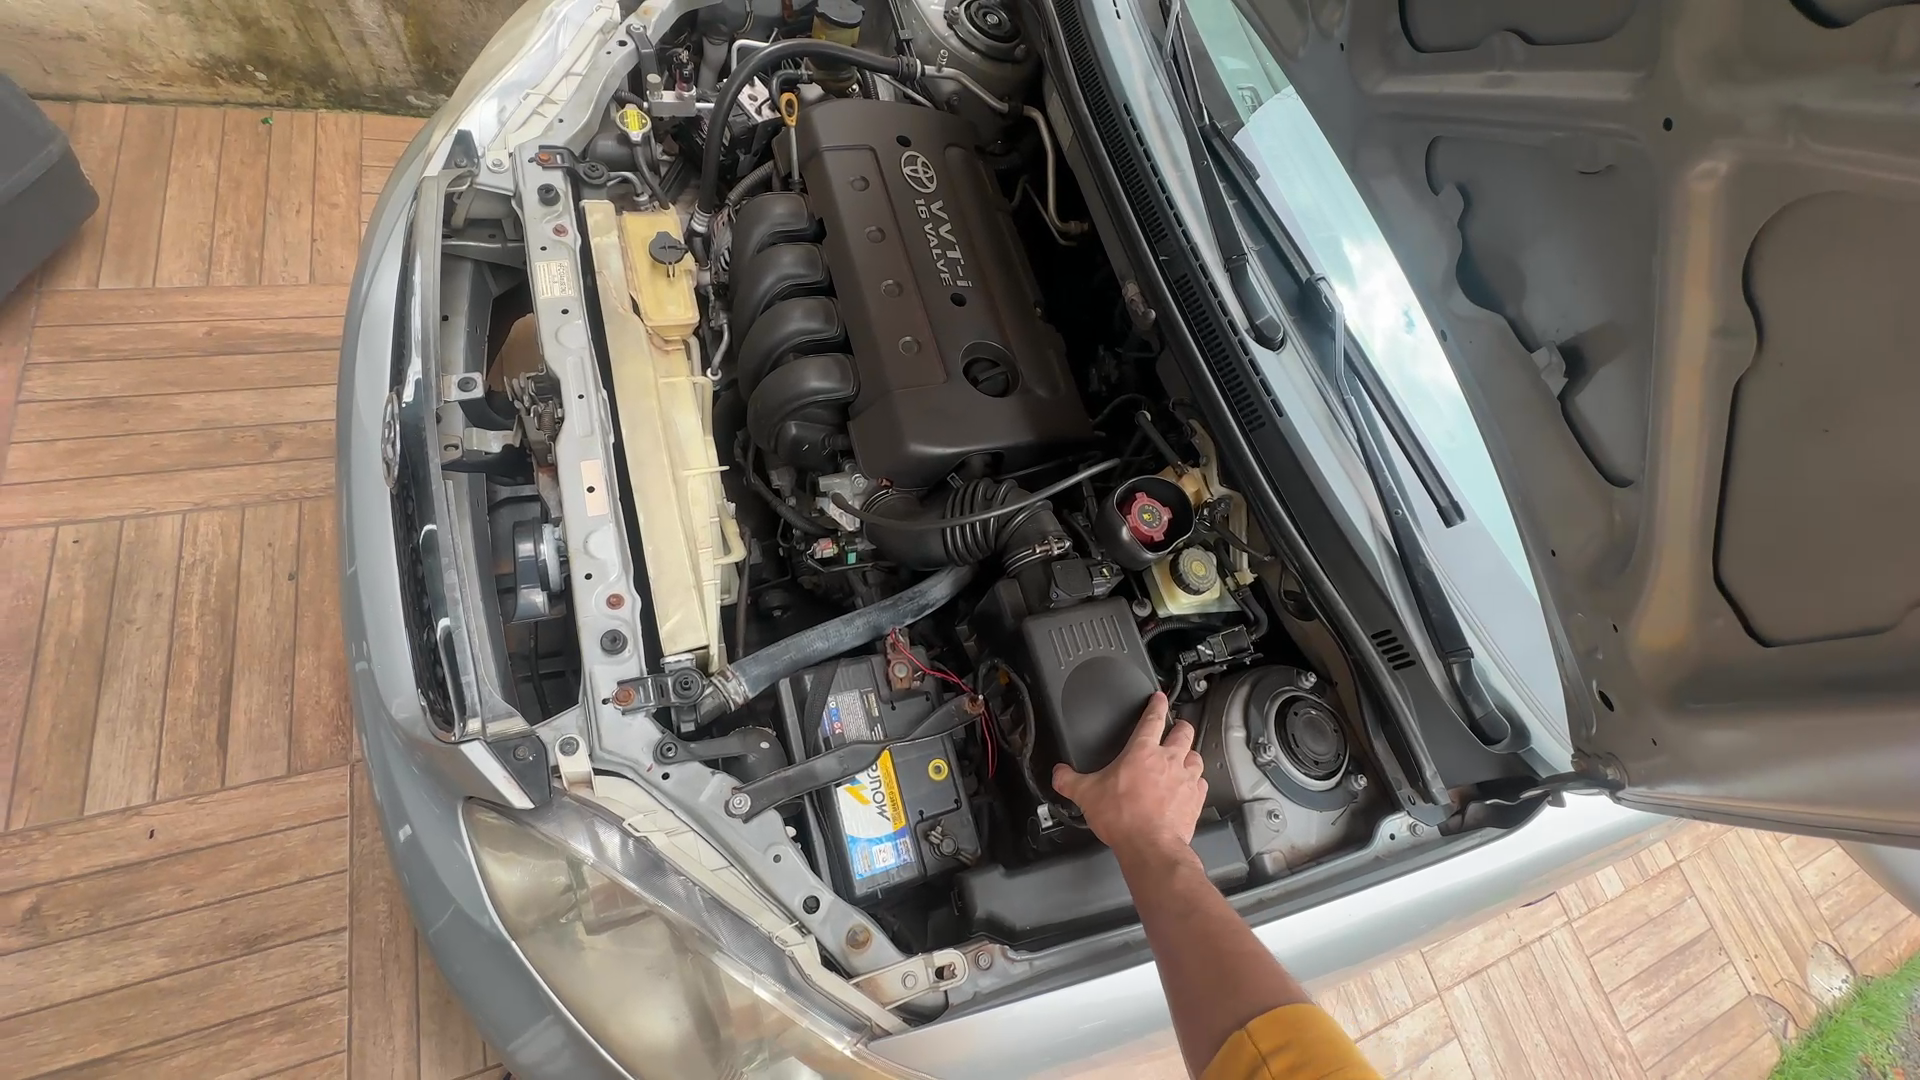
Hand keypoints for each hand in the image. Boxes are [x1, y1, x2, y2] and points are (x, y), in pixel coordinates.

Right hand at [1051, 692, 1207, 865]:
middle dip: (1180, 726)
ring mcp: (1185, 780)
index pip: (1153, 718)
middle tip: (1176, 726)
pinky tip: (1190, 785)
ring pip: (1196, 756)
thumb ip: (1069, 780)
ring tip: (1184, 756)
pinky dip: (1197, 781)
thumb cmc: (1123, 818)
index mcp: (1142, 752)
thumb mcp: (1086, 795)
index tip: (1160, 698)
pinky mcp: (1195, 800)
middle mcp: (1168, 761)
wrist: (1150, 847)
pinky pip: (1202, 783)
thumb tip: (1059, 774)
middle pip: (1183, 732)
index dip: (1157, 704)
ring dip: (1190, 754)